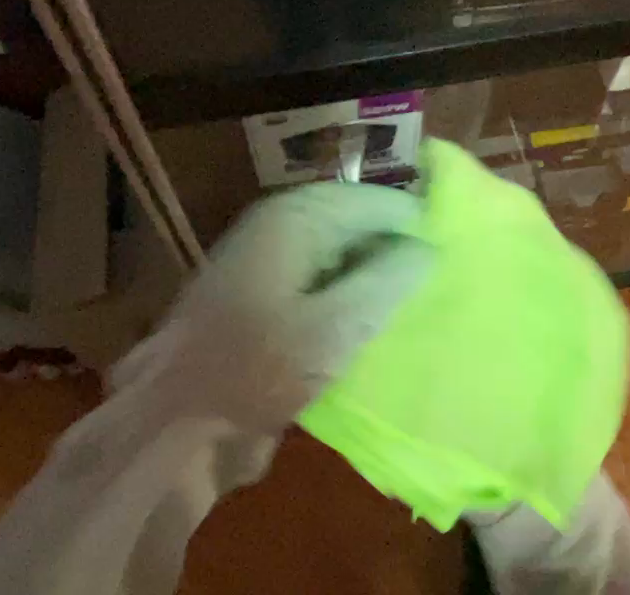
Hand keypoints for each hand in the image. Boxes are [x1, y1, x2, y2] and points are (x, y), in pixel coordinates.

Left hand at [120, 182, 433, 430]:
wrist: (175, 426)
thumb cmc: (259, 366)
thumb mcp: (337, 326)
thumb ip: (389, 280)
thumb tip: (425, 250)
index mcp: (295, 218)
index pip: (375, 203)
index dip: (416, 226)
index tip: (453, 256)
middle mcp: (280, 229)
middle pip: (357, 227)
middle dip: (396, 253)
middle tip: (440, 283)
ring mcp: (267, 265)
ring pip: (340, 258)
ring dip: (374, 281)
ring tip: (415, 306)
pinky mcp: (262, 301)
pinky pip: (320, 287)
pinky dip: (348, 301)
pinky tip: (374, 329)